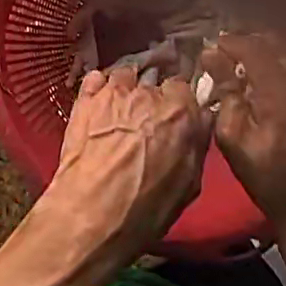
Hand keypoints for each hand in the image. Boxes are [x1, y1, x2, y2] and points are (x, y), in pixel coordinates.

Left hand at [33, 66, 210, 261]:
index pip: (183, 89)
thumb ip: (196, 143)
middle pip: (153, 83)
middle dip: (151, 98)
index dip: (177, 103)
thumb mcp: (188, 184)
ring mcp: (113, 92)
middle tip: (145, 122)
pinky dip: (99, 88)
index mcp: (179, 112)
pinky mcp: (85, 98)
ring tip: (120, 110)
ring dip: (125, 89)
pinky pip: (95, 80)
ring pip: (124, 76)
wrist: (93, 208)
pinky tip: (98, 104)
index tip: (173, 117)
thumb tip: (200, 121)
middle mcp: (148, 94)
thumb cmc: (146, 205)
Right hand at [202, 31, 285, 228]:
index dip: (230, 43)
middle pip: (277, 45)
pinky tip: (269, 81)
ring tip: (246, 66)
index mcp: (283, 94)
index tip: (212, 47)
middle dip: (249, 45)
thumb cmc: (267, 176)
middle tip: (227, 55)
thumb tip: (210, 53)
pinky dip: (284, 67)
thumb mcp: (233, 137)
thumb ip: (225, 90)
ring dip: (267, 54)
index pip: (254, 50)